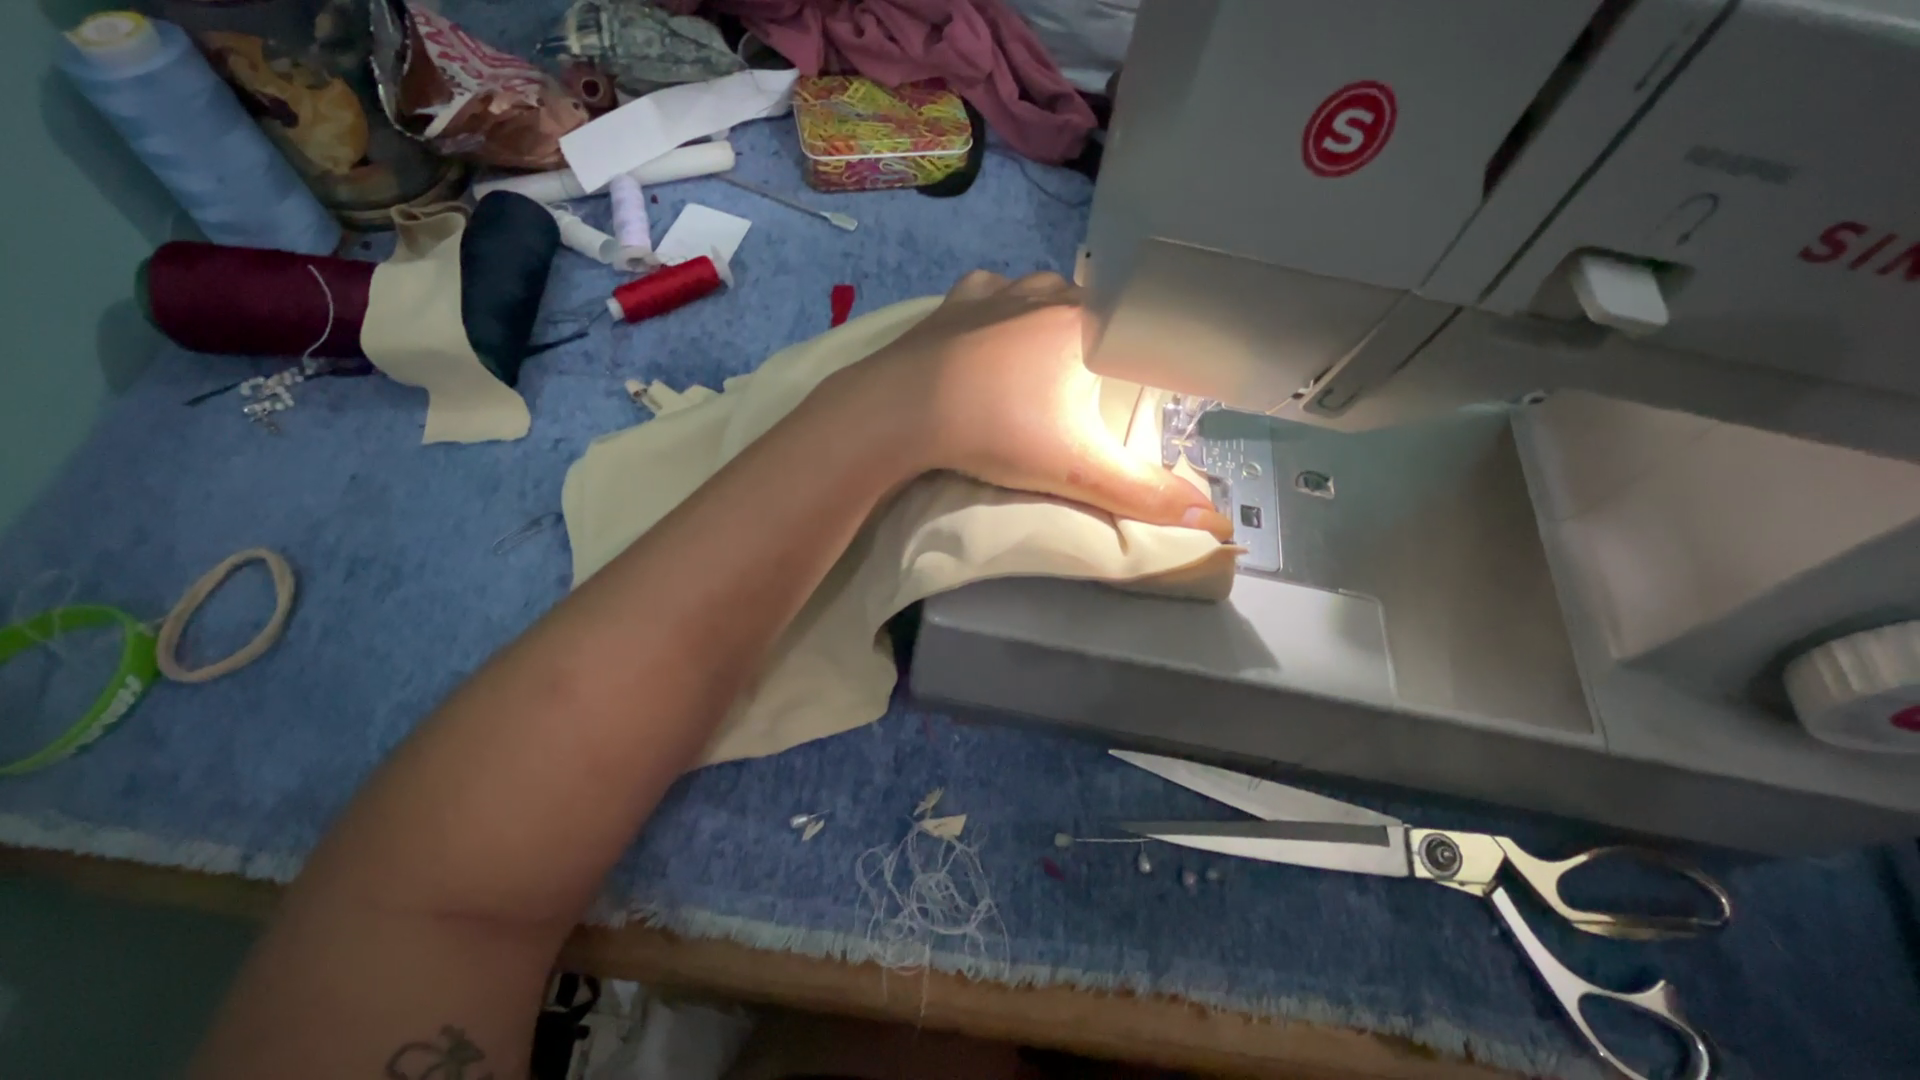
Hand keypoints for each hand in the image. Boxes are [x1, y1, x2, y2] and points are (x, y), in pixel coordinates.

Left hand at [835, 270, 1232, 537]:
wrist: (900, 411)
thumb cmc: (999, 432)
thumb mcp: (1078, 472)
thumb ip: (1144, 494)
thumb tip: (1213, 521)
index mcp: (1089, 319)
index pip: (1140, 327)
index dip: (1143, 358)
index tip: (1134, 393)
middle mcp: (1049, 289)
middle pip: (1093, 314)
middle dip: (1095, 347)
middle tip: (1085, 393)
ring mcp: (998, 288)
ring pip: (1042, 299)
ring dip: (1047, 328)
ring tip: (1038, 372)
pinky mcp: (954, 298)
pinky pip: (992, 298)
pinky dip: (999, 316)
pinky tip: (990, 344)